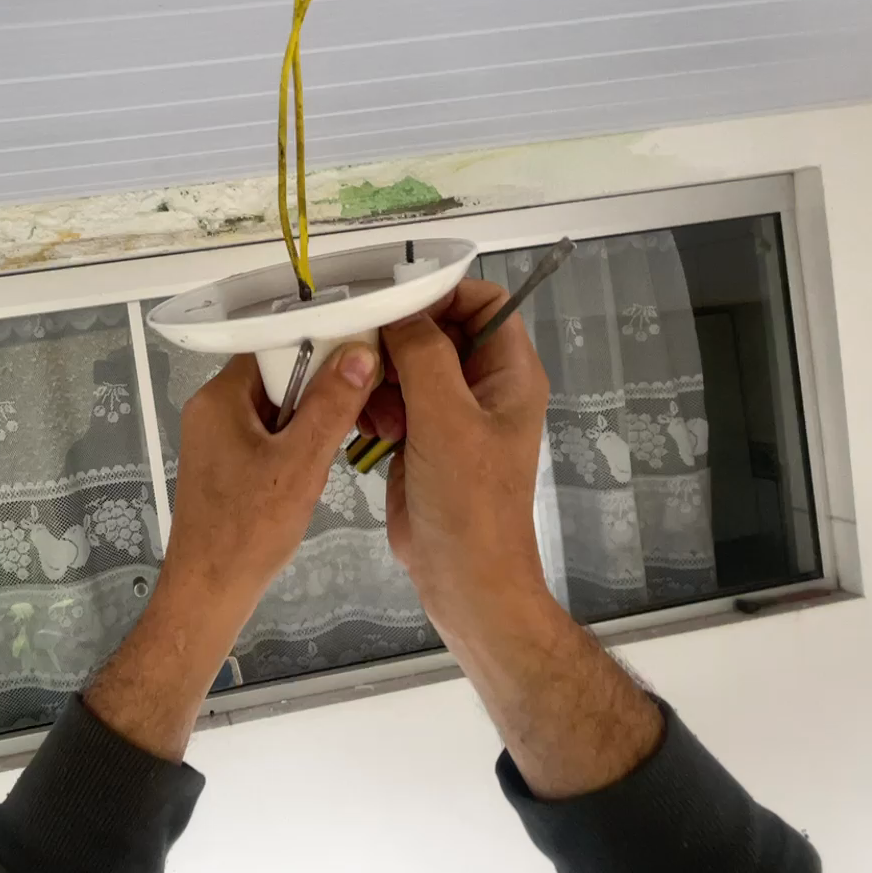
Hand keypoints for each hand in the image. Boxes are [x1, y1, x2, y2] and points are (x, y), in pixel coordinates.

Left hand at [163, 345, 379, 600]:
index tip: (359, 358)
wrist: (210, 590)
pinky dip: (293, 443)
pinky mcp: (224, 464)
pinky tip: (311, 467)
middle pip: (275, 376)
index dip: (317, 347)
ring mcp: (215, 438)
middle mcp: (211, 410)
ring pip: (274, 408)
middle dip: (318, 390)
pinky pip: (266, 435)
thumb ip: (330, 406)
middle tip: (358, 409)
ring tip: (336, 444)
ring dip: (309, 421)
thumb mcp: (300, 463)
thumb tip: (359, 353)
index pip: (273, 346)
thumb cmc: (248, 530)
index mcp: (219, 398)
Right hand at [360, 280, 554, 635]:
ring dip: (381, 376)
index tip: (393, 303)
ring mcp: (449, 414)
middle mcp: (481, 386)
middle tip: (364, 351)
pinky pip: (393, 401)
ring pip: (408, 367)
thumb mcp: (446, 419)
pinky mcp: (421, 439)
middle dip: (398, 339)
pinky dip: (374, 406)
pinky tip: (365, 428)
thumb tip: (399, 312)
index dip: (443, 295)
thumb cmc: (467, 500)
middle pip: (438, 333)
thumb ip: (424, 355)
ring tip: (367, 401)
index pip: (484, 303)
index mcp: (508, 373)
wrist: (461, 577)